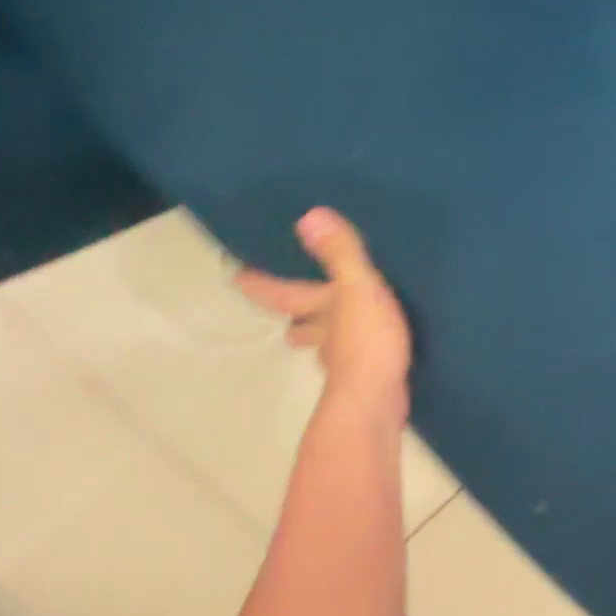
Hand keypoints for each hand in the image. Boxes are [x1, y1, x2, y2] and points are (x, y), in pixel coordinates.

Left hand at [236, 207, 413, 414]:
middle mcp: (325, 336)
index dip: (260, 284)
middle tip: (291, 313)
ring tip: (335, 327)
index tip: (237, 276)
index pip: (282, 294)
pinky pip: (358, 359)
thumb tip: (308, 215)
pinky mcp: (368, 377)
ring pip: (327, 346)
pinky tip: (371, 348)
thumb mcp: (358, 288)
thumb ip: (340, 254)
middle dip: (297, 320)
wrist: (378, 399)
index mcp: (319, 311)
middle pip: (302, 328)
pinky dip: (358, 351)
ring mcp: (344, 361)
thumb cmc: (365, 341)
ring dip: (327, 337)